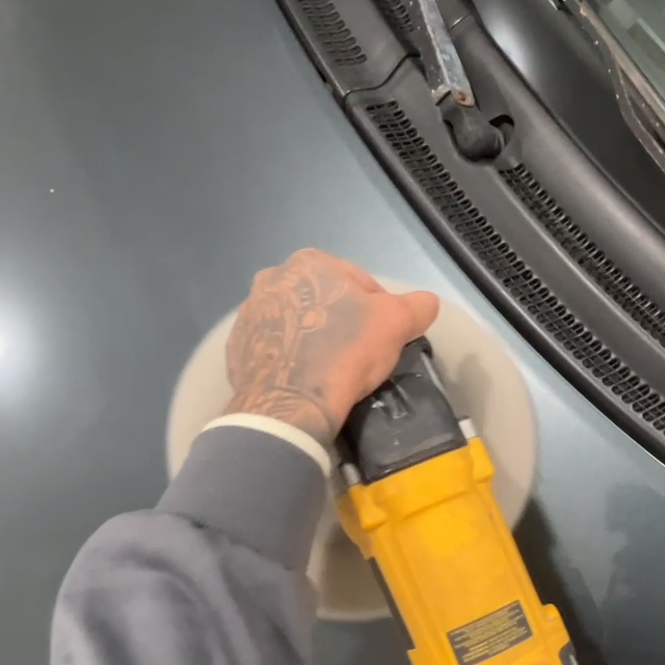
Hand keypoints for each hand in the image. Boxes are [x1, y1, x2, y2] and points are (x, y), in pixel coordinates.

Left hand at [222, 249, 439, 443]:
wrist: (289, 402)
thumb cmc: (347, 351)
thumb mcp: (397, 323)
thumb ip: (417, 306)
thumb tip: (427, 302)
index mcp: (310, 263)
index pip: (359, 282)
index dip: (379, 310)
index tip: (385, 337)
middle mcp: (273, 278)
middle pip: (324, 300)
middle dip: (342, 322)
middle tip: (360, 354)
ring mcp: (249, 313)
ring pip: (297, 323)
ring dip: (314, 339)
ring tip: (332, 371)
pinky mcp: (236, 348)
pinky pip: (274, 349)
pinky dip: (291, 359)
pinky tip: (306, 381)